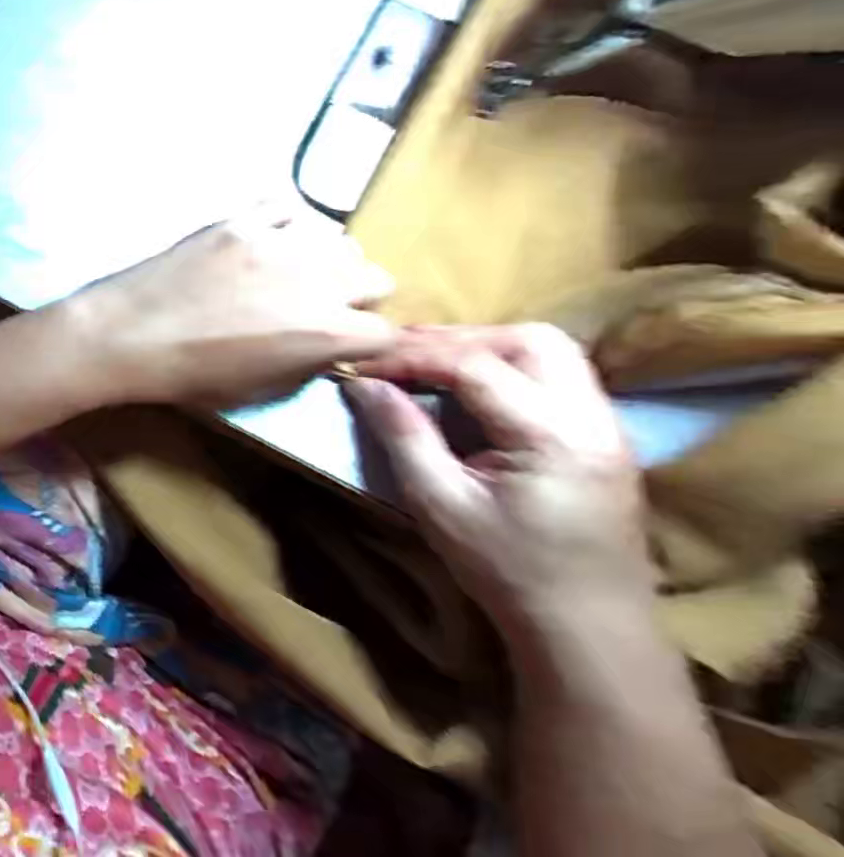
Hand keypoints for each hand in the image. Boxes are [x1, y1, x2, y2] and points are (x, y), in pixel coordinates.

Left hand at [60, 204, 395, 408]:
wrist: (126, 334)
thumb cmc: (185, 375)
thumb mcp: (258, 390)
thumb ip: (306, 364)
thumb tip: (325, 349)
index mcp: (327, 332)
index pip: (385, 332)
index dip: (365, 342)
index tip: (345, 343)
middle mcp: (316, 281)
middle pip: (373, 277)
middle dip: (354, 296)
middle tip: (317, 306)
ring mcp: (278, 243)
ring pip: (336, 240)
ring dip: (322, 259)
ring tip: (287, 272)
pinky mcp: (240, 221)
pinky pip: (286, 208)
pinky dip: (284, 224)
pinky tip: (265, 239)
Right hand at [343, 324, 655, 640]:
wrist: (585, 625)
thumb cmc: (504, 566)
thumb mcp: (436, 500)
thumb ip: (401, 432)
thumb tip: (362, 383)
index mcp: (551, 434)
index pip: (474, 365)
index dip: (409, 357)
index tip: (360, 367)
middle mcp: (591, 417)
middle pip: (528, 339)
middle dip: (455, 339)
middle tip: (398, 357)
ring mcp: (605, 425)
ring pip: (548, 351)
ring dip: (482, 348)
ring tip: (426, 366)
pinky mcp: (599, 436)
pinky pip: (553, 376)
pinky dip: (502, 368)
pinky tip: (464, 391)